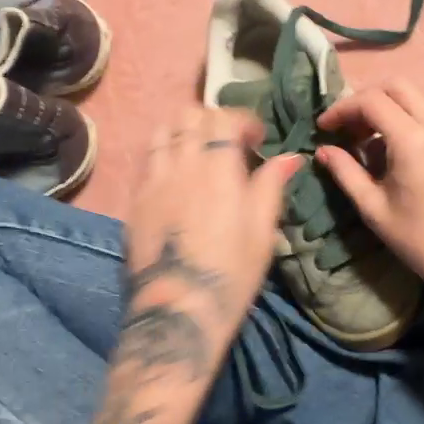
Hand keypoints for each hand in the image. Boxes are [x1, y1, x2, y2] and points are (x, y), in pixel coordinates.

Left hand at [115, 107, 302, 414]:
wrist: (178, 307)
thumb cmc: (231, 272)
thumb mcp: (262, 231)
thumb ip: (271, 186)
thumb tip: (289, 158)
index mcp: (218, 167)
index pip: (224, 118)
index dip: (243, 121)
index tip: (256, 140)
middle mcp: (182, 164)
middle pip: (189, 116)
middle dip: (211, 119)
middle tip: (226, 142)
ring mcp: (153, 180)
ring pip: (162, 132)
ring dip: (183, 131)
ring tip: (197, 152)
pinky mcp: (135, 201)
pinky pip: (147, 161)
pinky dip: (164, 155)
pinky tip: (176, 177)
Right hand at [315, 81, 423, 307]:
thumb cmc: (418, 239)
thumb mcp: (373, 208)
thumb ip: (345, 172)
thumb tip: (323, 150)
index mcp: (414, 140)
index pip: (372, 101)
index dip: (342, 109)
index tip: (323, 128)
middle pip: (395, 86)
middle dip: (364, 100)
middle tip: (345, 128)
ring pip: (413, 97)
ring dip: (384, 108)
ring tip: (363, 142)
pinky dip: (403, 119)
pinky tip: (390, 151)